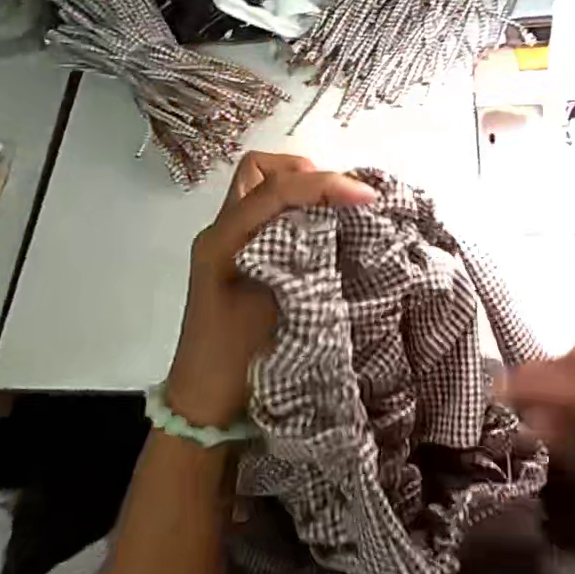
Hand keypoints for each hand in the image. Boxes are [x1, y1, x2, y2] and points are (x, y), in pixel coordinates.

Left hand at [162, 153, 376, 429]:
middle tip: (343, 198)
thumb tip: (343, 228)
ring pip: (260, 190)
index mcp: (224, 241)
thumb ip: (307, 263)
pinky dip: (294, 212)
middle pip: (259, 171)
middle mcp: (220, 232)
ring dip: (298, 190)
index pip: (277, 190)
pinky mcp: (237, 259)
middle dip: (304, 173)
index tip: (368, 197)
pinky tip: (321, 236)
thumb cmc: (238, 361)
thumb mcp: (278, 311)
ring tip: (336, 213)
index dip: (326, 185)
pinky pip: (265, 215)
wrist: (206, 402)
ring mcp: (226, 245)